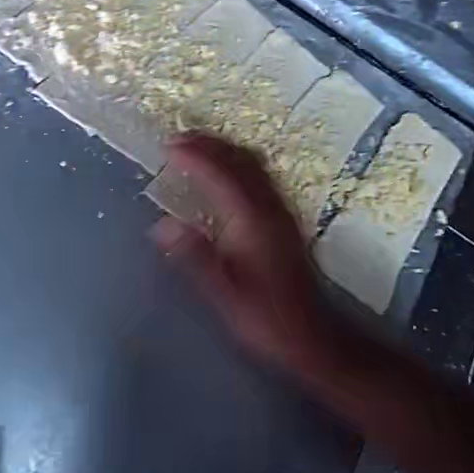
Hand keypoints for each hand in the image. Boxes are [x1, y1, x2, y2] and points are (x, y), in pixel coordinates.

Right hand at [150, 133, 349, 376]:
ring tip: (199, 146)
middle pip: (240, 160)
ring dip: (225, 149)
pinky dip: (239, 161)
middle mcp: (269, 206)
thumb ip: (195, 257)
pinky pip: (261, 174)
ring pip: (253, 163)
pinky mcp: (286, 217)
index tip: (169, 145)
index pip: (221, 175)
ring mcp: (281, 209)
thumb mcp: (224, 294)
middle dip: (209, 144)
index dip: (195, 156)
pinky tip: (228, 172)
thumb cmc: (265, 318)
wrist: (311, 335)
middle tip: (179, 137)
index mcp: (252, 219)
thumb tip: (162, 225)